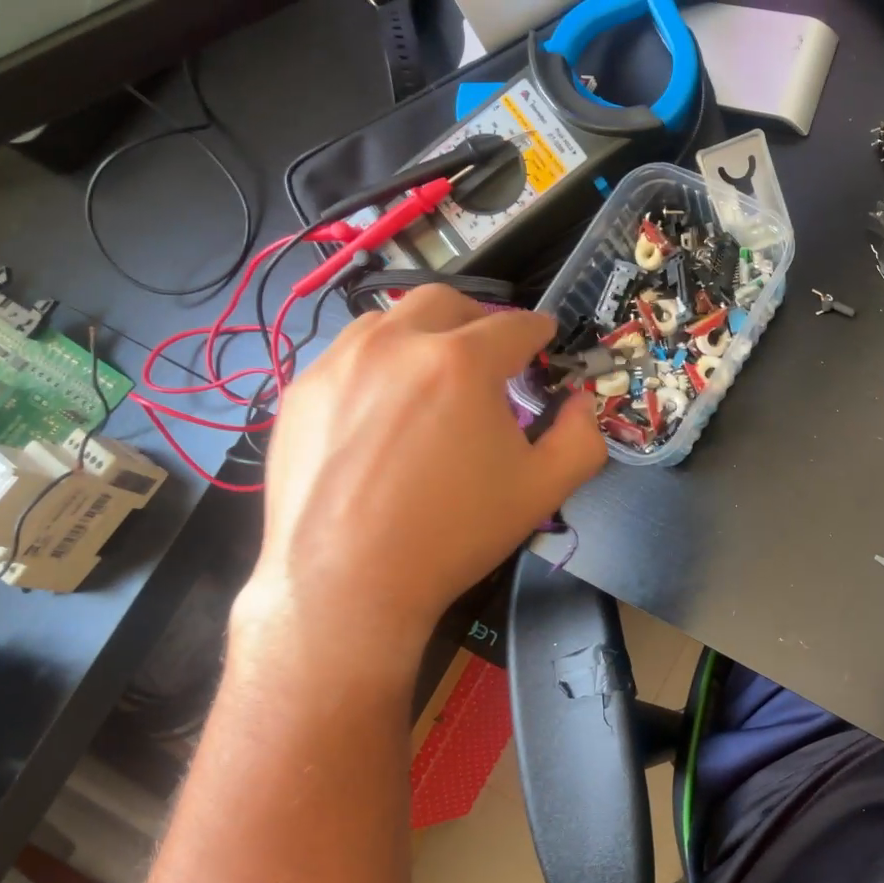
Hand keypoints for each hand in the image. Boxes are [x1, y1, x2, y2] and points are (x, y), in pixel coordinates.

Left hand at [235, 287, 606, 650]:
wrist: (348, 581)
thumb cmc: (456, 533)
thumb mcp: (543, 490)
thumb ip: (581, 437)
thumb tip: (580, 404)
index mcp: (462, 362)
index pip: (515, 325)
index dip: (539, 332)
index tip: (546, 342)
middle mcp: (396, 343)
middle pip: (446, 301)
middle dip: (479, 319)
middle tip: (492, 355)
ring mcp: (339, 362)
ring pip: (389, 321)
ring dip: (424, 337)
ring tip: (435, 383)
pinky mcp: (301, 391)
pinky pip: (348, 358)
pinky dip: (379, 368)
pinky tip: (385, 416)